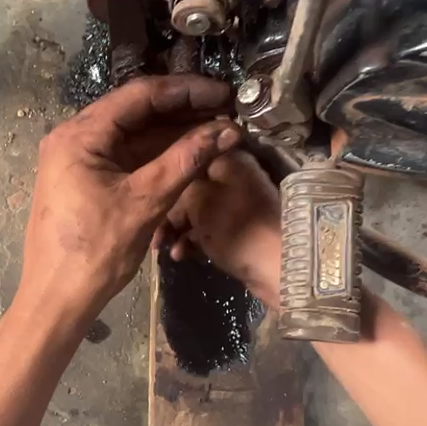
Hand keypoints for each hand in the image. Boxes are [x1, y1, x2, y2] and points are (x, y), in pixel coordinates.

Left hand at [17, 75, 241, 321]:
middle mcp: (73, 138)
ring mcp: (77, 159)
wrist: (56, 299)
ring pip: (132, 135)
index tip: (223, 94)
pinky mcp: (84, 180)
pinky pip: (125, 157)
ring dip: (172, 133)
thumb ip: (185, 161)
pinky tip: (188, 154)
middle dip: (182, 111)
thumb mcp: (145, 203)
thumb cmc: (94, 253)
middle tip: (225, 112)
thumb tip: (227, 131)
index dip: (186, 91)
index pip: (139, 95)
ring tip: (215, 131)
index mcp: (79, 135)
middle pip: (135, 112)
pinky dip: (156, 155)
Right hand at [160, 149, 283, 302]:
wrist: (277, 267)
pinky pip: (208, 230)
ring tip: (163, 248)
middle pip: (191, 188)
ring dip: (178, 229)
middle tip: (153, 231)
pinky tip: (180, 255)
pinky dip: (193, 240)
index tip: (149, 195)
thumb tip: (172, 184)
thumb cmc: (236, 227)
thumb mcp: (199, 201)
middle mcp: (234, 178)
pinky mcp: (239, 230)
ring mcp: (238, 206)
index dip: (168, 177)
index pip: (189, 158)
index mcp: (229, 161)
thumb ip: (180, 187)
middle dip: (169, 211)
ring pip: (197, 212)